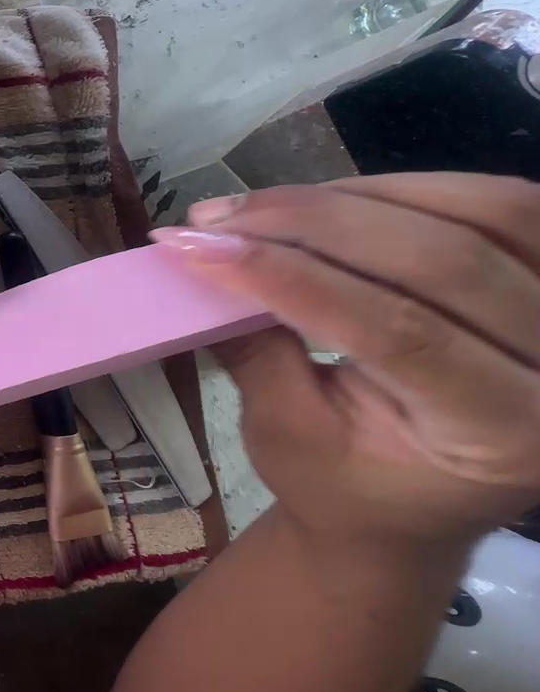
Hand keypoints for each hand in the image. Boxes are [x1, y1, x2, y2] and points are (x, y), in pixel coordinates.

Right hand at [152, 174, 539, 547]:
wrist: (406, 502)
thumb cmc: (336, 481)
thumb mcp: (282, 432)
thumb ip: (256, 347)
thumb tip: (202, 259)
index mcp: (503, 433)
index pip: (395, 330)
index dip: (283, 276)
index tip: (187, 245)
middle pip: (447, 257)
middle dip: (310, 221)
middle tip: (210, 216)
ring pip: (487, 211)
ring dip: (353, 195)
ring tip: (256, 206)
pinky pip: (503, 205)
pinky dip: (400, 189)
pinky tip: (323, 201)